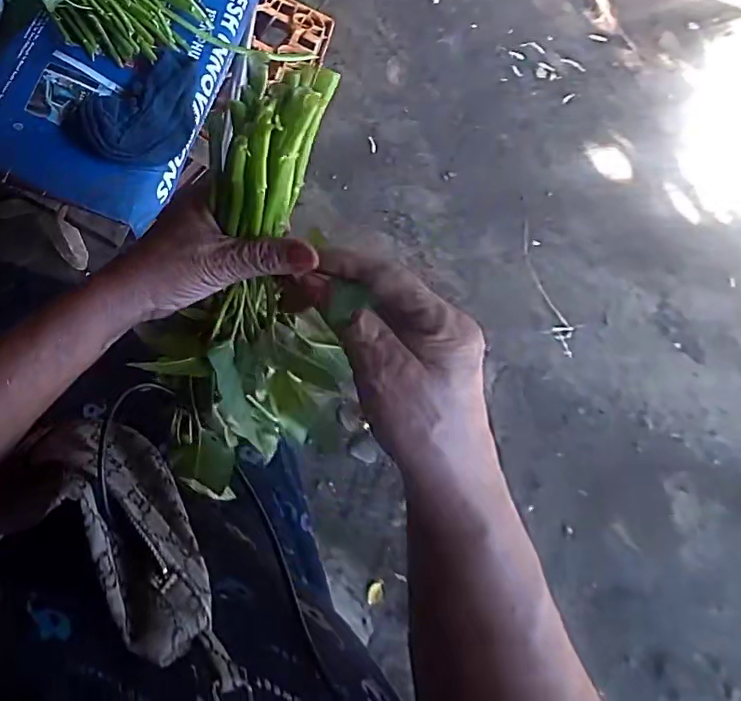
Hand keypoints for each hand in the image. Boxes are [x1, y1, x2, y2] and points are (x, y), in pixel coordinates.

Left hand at [100, 179, 318, 322]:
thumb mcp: (221, 263)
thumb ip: (265, 256)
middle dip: (274, 224)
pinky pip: (230, 244)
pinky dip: (248, 254)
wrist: (129, 295)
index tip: (303, 212)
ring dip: (262, 241)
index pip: (249, 180)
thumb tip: (313, 254)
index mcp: (204, 196)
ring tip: (292, 258)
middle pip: (249, 206)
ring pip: (240, 227)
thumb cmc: (169, 270)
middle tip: (303, 243)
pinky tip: (268, 268)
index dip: (277, 193)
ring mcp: (197, 226)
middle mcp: (201, 205)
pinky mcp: (196, 248)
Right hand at [294, 248, 496, 490]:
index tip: (298, 259)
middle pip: (382, 283)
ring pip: (376, 299)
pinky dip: (345, 310)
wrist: (449, 480)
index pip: (387, 274)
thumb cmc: (419, 425)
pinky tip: (321, 311)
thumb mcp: (380, 368)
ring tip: (298, 291)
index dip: (341, 262)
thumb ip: (350, 319)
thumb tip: (311, 278)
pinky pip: (376, 317)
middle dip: (335, 274)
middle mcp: (441, 319)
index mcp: (444, 320)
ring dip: (337, 291)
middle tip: (291, 276)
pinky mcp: (415, 350)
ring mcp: (430, 335)